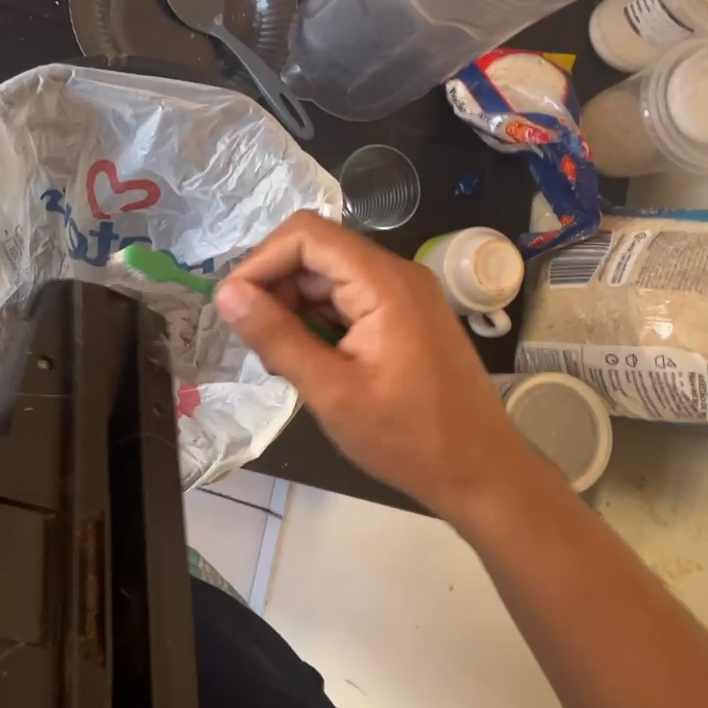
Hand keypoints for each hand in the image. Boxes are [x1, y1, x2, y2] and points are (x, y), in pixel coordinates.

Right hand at [213, 212, 555, 518]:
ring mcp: (402, 294)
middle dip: (273, 287)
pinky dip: (316, 321)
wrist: (481, 473)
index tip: (232, 306)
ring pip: (326, 276)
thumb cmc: (408, 438)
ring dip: (291, 307)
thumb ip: (276, 337)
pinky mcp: (402, 315)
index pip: (306, 234)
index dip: (260, 261)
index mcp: (383, 283)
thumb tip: (226, 294)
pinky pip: (345, 298)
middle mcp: (395, 274)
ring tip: (280, 359)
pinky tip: (308, 361)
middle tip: (256, 343)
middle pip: (315, 251)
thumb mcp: (331, 391)